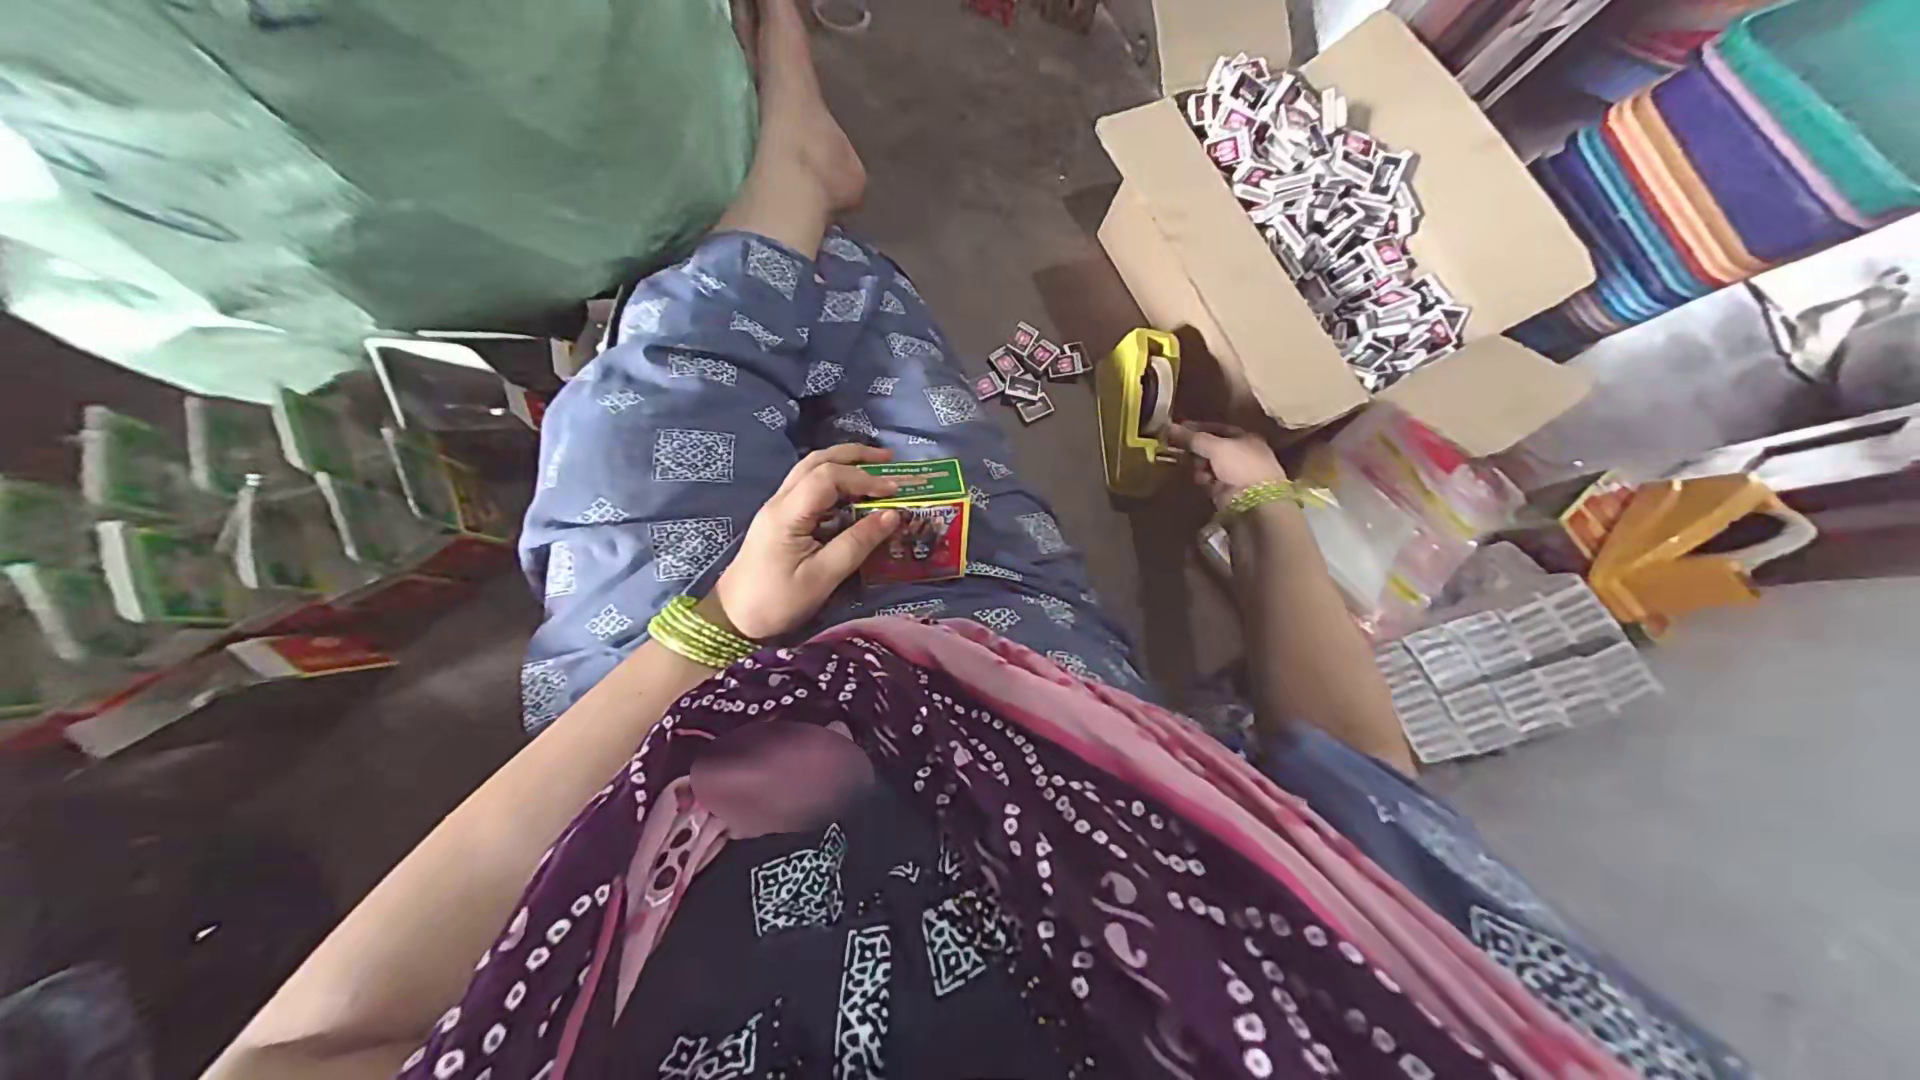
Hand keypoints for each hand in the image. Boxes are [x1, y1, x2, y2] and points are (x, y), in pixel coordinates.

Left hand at [710, 445, 904, 639]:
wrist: (734, 618)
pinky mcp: (781, 518)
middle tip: (889, 460)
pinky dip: (835, 480)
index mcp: (787, 513)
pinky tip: (853, 492)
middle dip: (855, 456)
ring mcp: (778, 507)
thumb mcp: (822, 577)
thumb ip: (857, 544)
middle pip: (817, 461)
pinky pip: (809, 487)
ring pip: (810, 469)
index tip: (894, 491)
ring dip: (843, 463)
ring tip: (876, 468)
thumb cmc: (777, 601)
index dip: (863, 479)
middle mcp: (780, 501)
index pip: (828, 477)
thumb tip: (892, 516)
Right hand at [1166, 422, 1287, 510]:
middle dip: (1195, 448)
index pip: (1216, 428)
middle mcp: (1239, 453)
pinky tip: (1203, 481)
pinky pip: (1207, 479)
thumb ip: (1193, 438)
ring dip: (1198, 465)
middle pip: (1210, 447)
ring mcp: (1232, 472)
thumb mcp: (1216, 447)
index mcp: (1244, 438)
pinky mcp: (1224, 489)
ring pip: (1206, 464)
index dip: (1197, 428)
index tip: (1178, 429)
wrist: (1255, 500)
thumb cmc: (1240, 465)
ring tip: (1197, 468)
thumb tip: (1169, 427)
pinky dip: (1203, 478)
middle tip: (1178, 448)